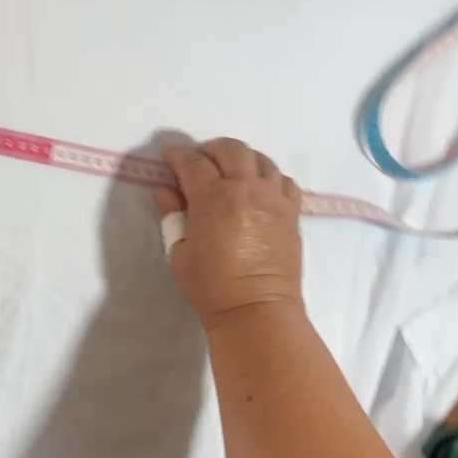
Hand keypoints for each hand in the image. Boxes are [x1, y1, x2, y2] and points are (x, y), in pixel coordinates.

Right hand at [155, 138, 304, 326]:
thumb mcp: (180, 252)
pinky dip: (267, 176)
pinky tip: (258, 188)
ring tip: (230, 170)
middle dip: (210, 149)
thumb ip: (173, 216)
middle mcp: (246, 188)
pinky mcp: (292, 211)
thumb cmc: (210, 285)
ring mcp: (274, 197)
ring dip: (241, 158)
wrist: (256, 308)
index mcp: (214, 197)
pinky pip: (283, 180)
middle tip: (198, 160)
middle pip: (230, 150)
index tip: (168, 156)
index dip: (178, 156)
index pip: (193, 163)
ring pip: (260, 159)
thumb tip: (165, 191)